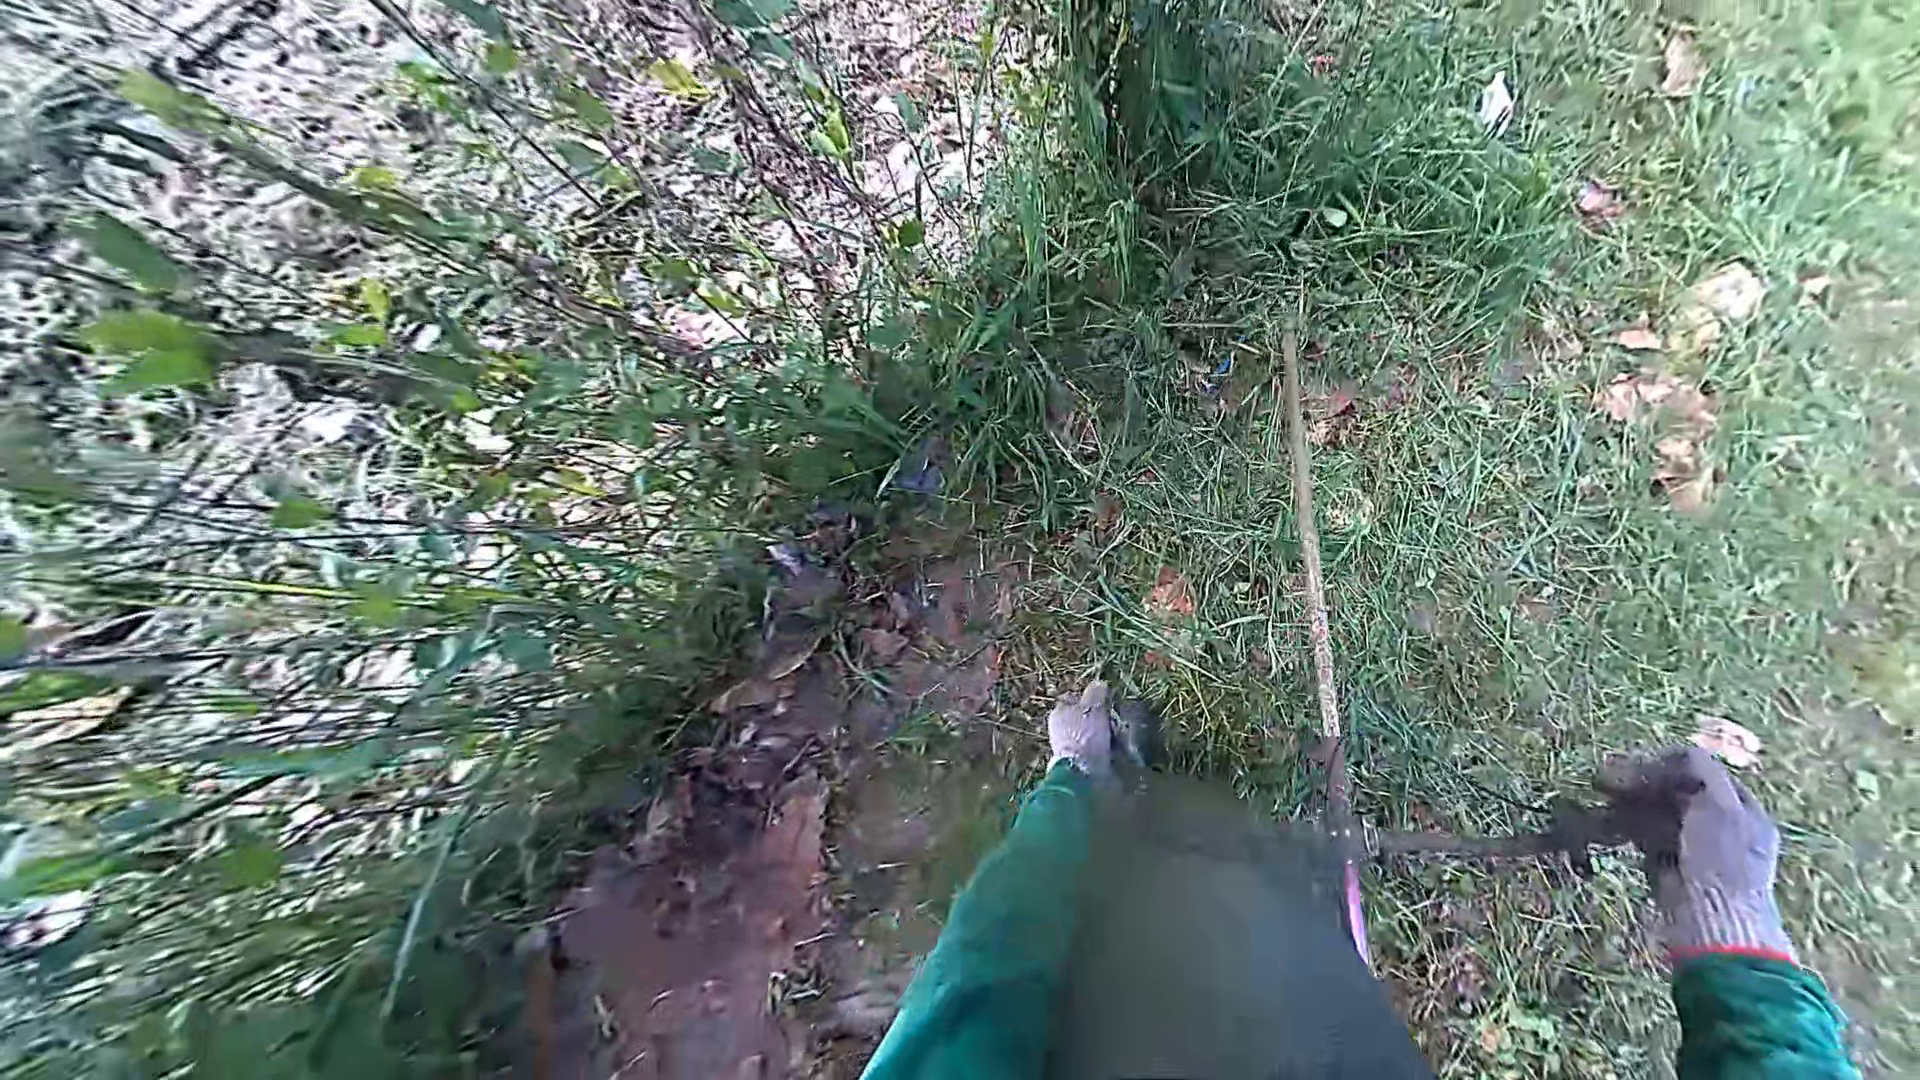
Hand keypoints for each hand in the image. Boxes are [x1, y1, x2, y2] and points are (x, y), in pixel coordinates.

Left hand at [1047, 681, 1111, 777]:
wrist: (1083, 774)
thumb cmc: (1085, 736)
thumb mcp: (1093, 708)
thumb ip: (1096, 694)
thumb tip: (1100, 683)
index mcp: (1060, 712)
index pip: (1077, 699)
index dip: (1095, 700)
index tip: (1109, 704)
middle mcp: (1062, 729)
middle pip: (1087, 717)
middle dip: (1104, 719)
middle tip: (1117, 722)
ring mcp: (1070, 747)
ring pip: (1094, 734)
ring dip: (1109, 736)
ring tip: (1122, 739)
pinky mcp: (1081, 763)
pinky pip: (1099, 751)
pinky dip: (1109, 751)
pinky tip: (1119, 752)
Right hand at [1598, 746, 1794, 961]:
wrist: (1711, 911)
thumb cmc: (1722, 858)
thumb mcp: (1722, 807)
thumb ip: (1706, 773)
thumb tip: (1685, 748)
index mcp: (1743, 810)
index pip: (1701, 771)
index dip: (1667, 763)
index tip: (1634, 764)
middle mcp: (1720, 821)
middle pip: (1673, 787)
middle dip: (1639, 779)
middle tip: (1606, 777)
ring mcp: (1693, 840)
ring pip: (1653, 806)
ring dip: (1626, 798)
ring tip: (1601, 795)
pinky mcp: (1668, 855)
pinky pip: (1642, 827)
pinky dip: (1623, 820)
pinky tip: (1606, 819)